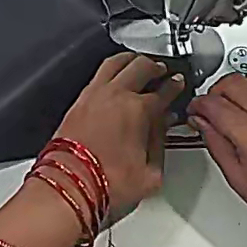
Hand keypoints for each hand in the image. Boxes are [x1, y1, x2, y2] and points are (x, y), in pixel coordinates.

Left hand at [48, 53, 183, 221]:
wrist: (68, 186)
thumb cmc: (103, 183)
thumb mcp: (150, 173)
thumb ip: (159, 144)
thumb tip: (161, 130)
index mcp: (139, 110)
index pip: (164, 91)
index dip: (174, 87)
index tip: (177, 86)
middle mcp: (116, 96)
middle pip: (141, 67)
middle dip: (156, 67)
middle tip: (162, 70)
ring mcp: (94, 96)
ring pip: (115, 62)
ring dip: (131, 60)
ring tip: (139, 62)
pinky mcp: (77, 102)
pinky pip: (97, 74)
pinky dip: (111, 69)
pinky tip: (113, 74)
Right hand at [188, 71, 246, 239]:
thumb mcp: (238, 178)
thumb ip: (216, 145)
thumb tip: (203, 125)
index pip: (211, 102)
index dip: (197, 105)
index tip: (195, 113)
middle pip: (232, 81)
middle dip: (215, 92)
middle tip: (210, 108)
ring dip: (239, 86)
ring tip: (234, 104)